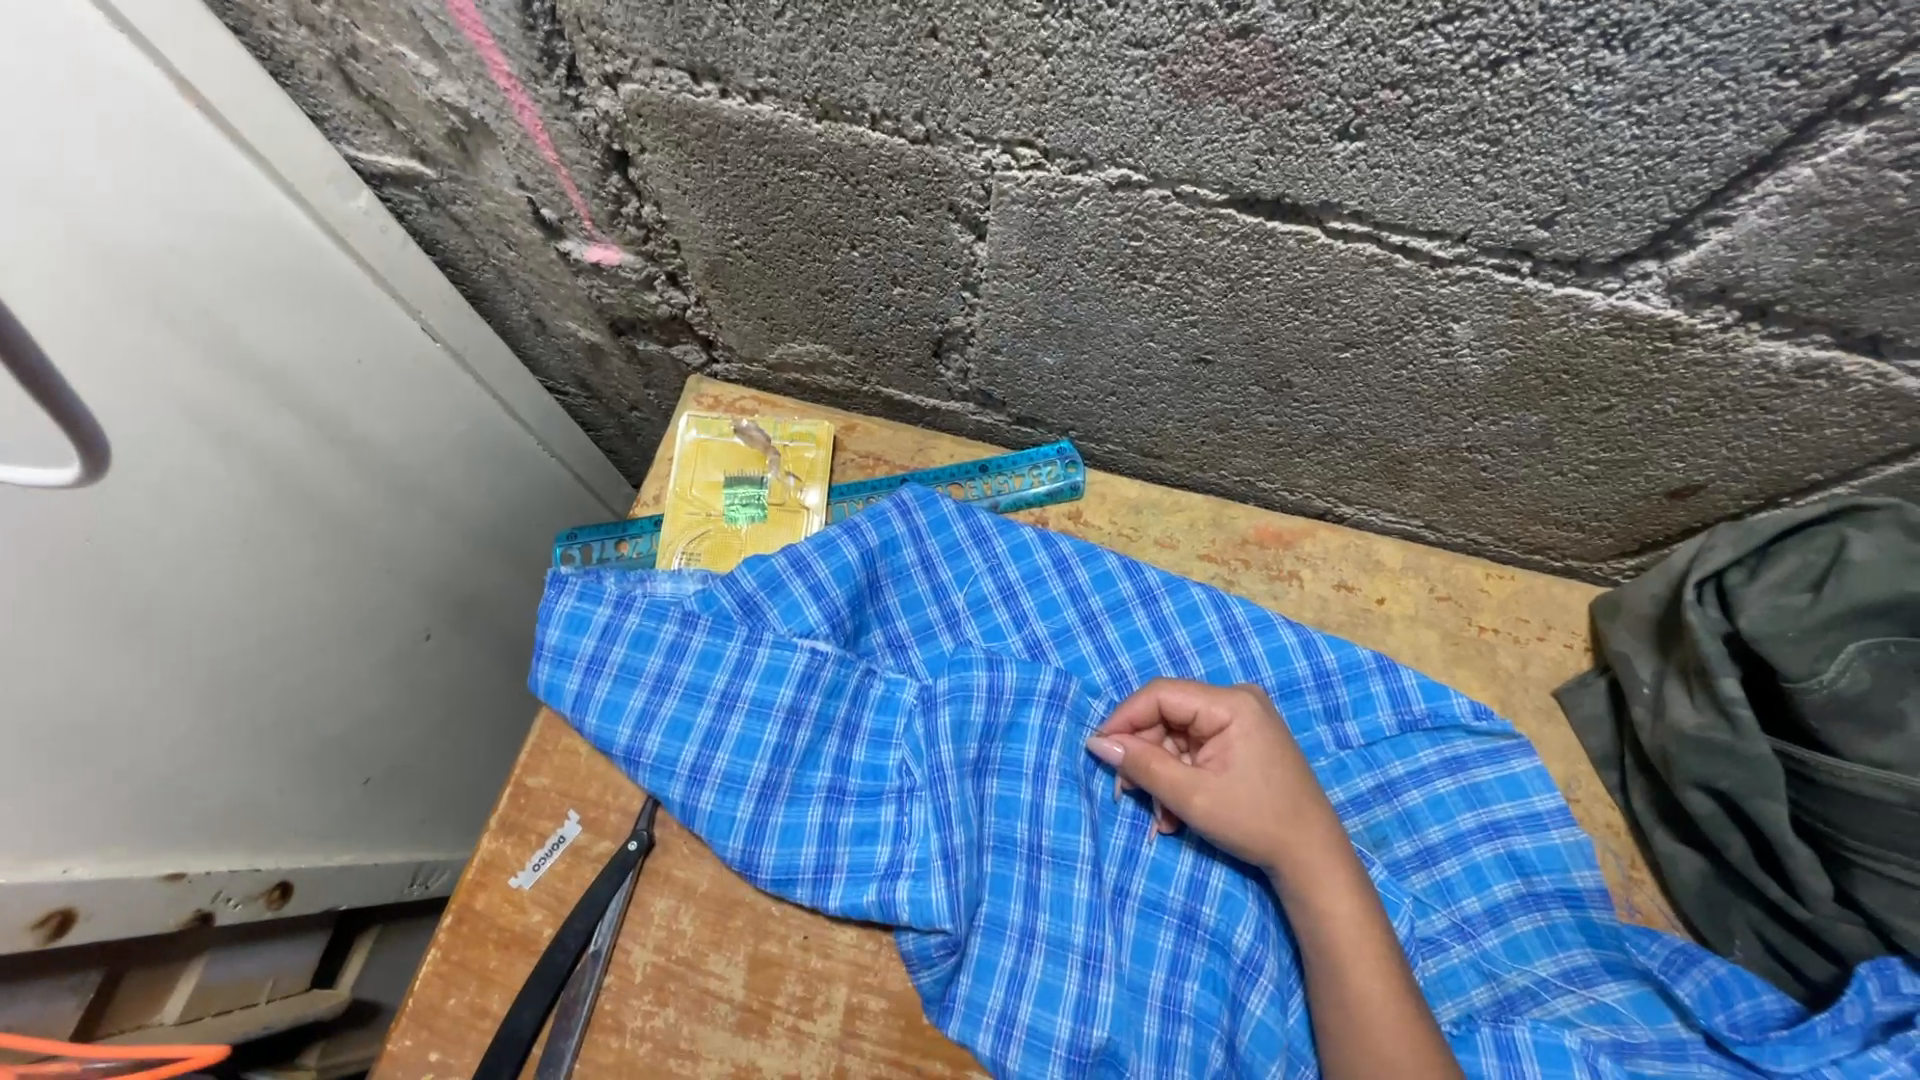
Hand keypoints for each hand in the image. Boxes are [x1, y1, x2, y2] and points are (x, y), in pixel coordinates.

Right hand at [1086, 678, 1345, 881]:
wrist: (1313, 859)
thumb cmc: (1254, 823)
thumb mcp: (1190, 796)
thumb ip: (1141, 764)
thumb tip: (1096, 743)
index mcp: (1230, 703)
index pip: (1159, 694)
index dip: (1123, 719)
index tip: (1099, 751)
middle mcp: (1236, 700)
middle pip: (1166, 716)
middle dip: (1144, 756)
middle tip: (1129, 795)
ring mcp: (1241, 719)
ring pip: (1176, 736)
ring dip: (1160, 774)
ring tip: (1160, 817)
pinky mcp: (1242, 740)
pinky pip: (1194, 748)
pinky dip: (1179, 776)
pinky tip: (1175, 812)